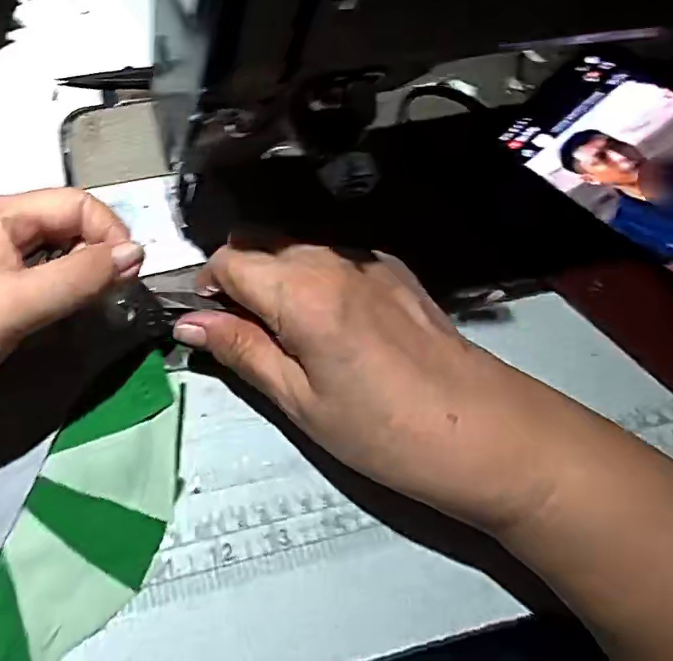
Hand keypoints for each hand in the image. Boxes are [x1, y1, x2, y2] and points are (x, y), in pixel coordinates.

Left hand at [0, 189, 141, 463]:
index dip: (109, 232)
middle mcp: (4, 233)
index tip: (129, 272)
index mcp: (2, 215)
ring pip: (65, 259)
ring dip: (88, 278)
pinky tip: (75, 318)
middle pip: (74, 228)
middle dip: (101, 255)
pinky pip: (51, 287)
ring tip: (99, 306)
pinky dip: (71, 298)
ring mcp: (2, 269)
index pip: (78, 204)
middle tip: (117, 292)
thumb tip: (138, 254)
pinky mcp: (2, 303)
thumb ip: (81, 276)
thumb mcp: (15, 303)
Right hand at [174, 243, 596, 537]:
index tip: (210, 322)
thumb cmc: (381, 430)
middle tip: (247, 332)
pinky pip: (333, 258)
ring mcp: (366, 257)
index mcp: (302, 288)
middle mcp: (331, 256)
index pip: (229, 258)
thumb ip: (241, 350)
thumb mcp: (300, 402)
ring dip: (277, 276)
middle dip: (240, 276)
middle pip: (261, 242)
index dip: (208, 286)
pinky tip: (336, 324)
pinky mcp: (391, 266)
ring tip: (293, 333)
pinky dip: (314, 277)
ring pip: (296, 247)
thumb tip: (188, 322)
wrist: (484, 428)